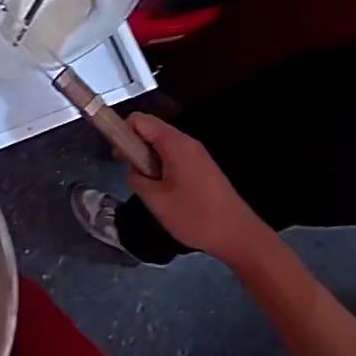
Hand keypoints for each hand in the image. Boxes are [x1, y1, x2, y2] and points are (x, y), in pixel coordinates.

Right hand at [126, 113, 269, 263]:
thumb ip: (136, 179)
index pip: (140, 120)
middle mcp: (187, 142)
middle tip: (129, 171)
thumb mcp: (156, 201)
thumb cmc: (195, 216)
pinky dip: (162, 165)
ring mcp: (197, 154)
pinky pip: (175, 155)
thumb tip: (132, 170)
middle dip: (134, 146)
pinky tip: (163, 189)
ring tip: (146, 185)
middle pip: (151, 129)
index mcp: (175, 144)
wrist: (238, 235)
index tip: (117, 155)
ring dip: (148, 158)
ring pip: (162, 144)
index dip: (122, 131)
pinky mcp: (203, 167)